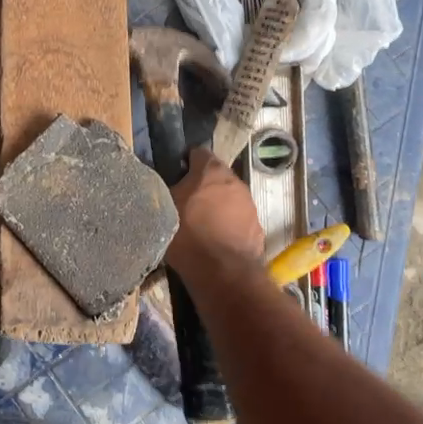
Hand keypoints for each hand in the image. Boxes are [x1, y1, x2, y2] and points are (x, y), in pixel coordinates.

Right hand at [168, 148, 263, 276]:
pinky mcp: (257, 226)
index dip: (185, 162)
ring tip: (201, 224)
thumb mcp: (165, 207)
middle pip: (216, 176)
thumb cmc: (187, 233)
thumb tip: (170, 184)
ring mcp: (249, 204)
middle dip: (203, 185)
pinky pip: (238, 219)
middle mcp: (235, 181)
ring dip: (217, 205)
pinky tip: (216, 240)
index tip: (175, 176)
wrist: (221, 271)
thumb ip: (170, 189)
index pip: (198, 152)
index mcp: (211, 170)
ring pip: (229, 197)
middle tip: (185, 202)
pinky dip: (228, 224)